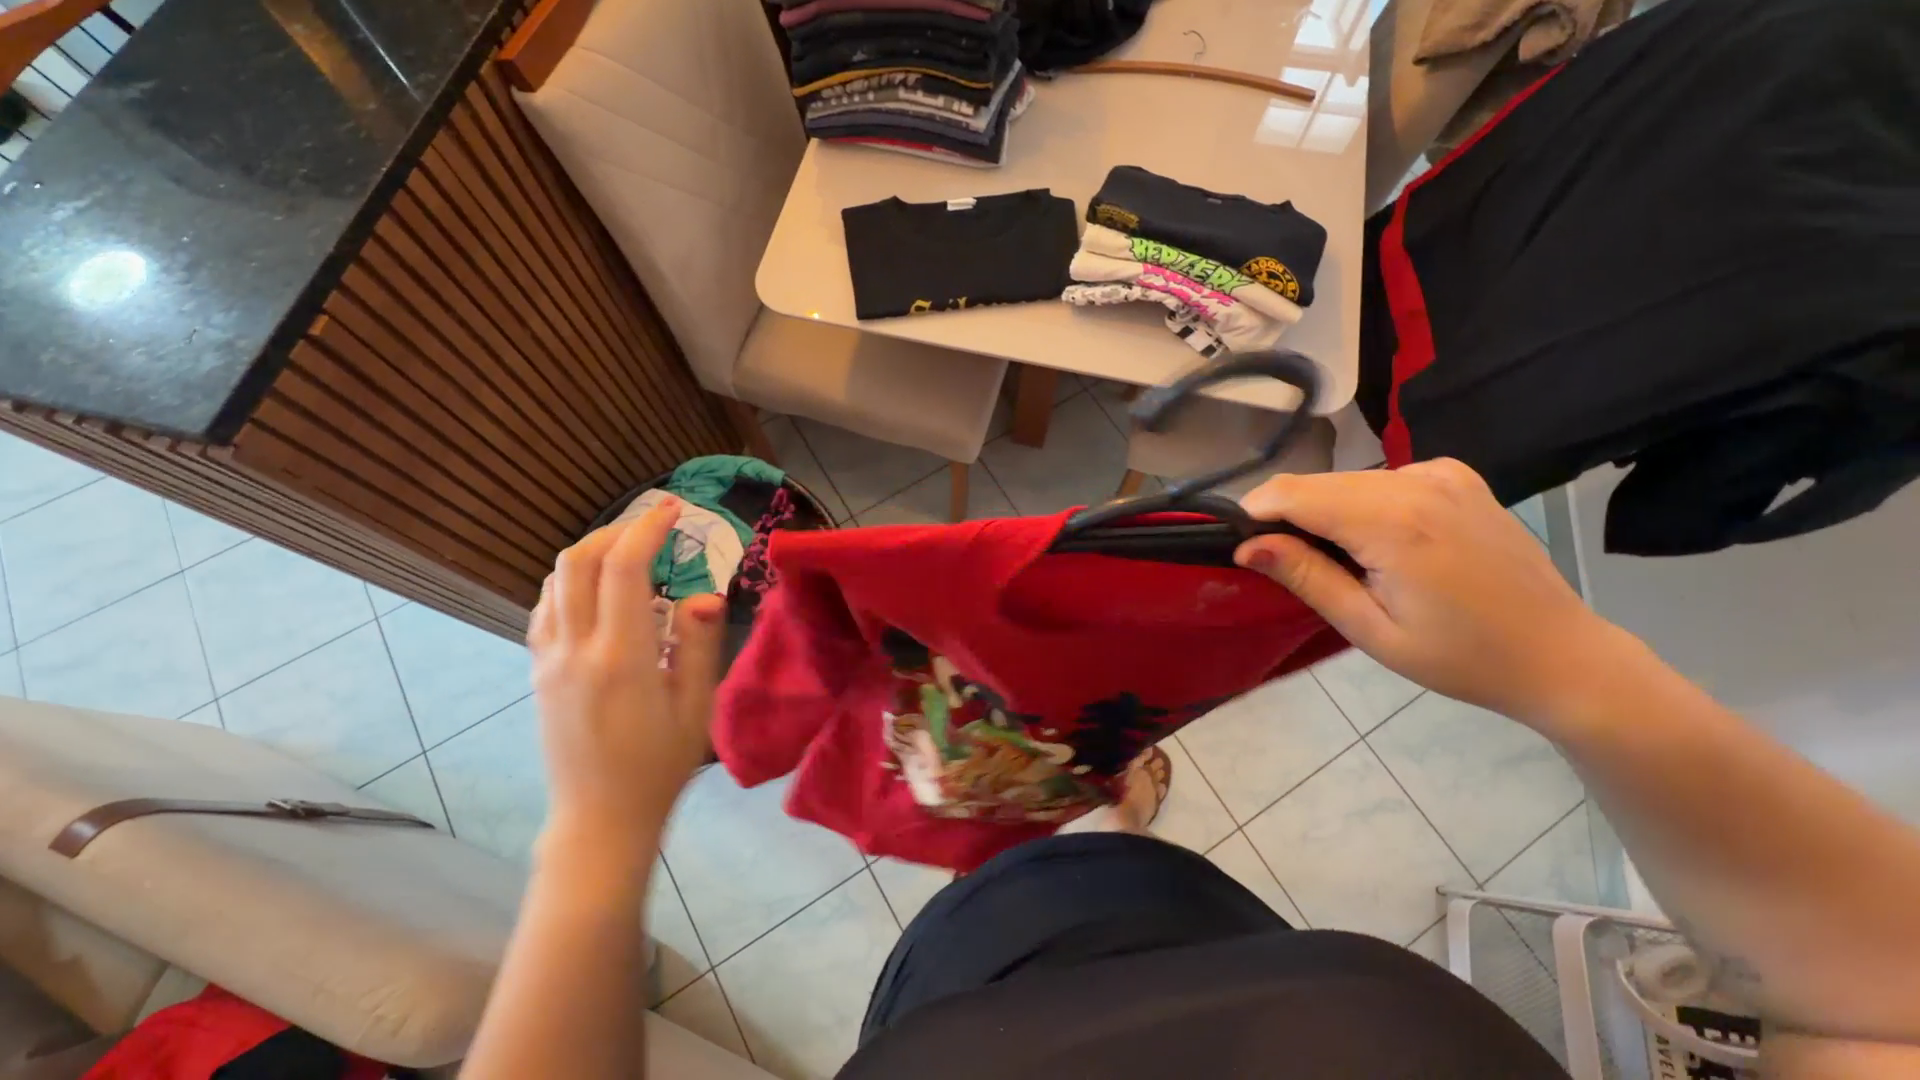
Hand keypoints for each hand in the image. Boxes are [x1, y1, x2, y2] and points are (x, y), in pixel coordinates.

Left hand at [527, 497, 725, 848]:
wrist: (600, 817)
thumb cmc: (659, 766)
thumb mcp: (695, 707)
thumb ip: (699, 643)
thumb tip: (704, 592)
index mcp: (621, 657)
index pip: (624, 568)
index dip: (648, 528)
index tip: (675, 509)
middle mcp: (575, 648)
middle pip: (577, 560)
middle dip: (616, 529)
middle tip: (653, 525)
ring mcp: (548, 659)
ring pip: (555, 580)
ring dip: (590, 552)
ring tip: (630, 554)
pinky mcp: (538, 671)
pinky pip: (545, 608)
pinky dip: (570, 582)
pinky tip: (599, 592)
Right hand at [1235, 460, 1627, 722]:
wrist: (1559, 653)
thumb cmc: (1461, 657)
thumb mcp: (1372, 630)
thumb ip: (1307, 578)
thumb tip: (1246, 545)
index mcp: (1394, 522)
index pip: (1294, 493)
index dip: (1255, 512)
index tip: (1238, 544)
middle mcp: (1417, 480)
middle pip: (1319, 484)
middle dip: (1288, 516)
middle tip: (1285, 565)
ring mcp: (1443, 473)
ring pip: (1349, 481)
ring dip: (1326, 512)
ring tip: (1340, 563)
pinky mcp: (1458, 476)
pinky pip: (1385, 481)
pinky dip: (1365, 506)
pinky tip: (1382, 545)